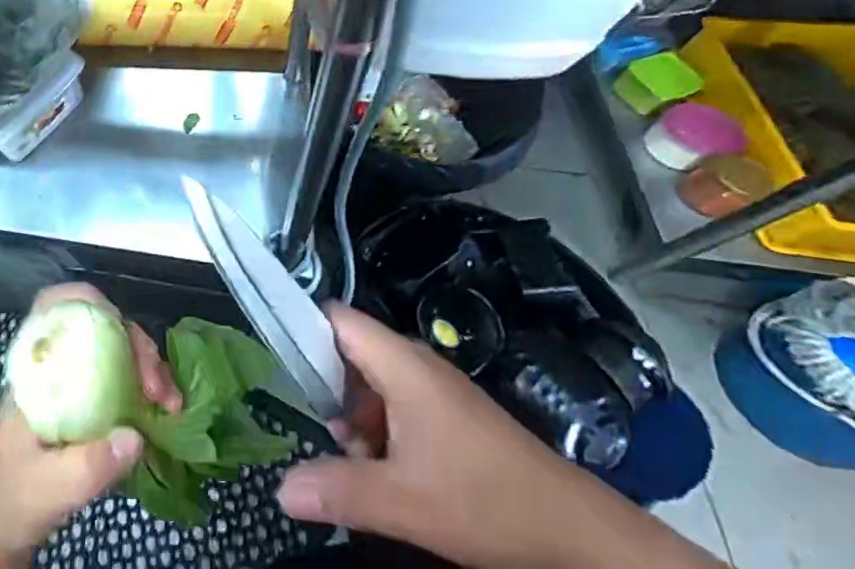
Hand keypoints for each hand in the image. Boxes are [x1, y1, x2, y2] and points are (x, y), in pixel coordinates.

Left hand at [0, 284, 180, 568]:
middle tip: (157, 389)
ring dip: (149, 367)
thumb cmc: (14, 497)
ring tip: (169, 403)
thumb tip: (135, 437)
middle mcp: (57, 364)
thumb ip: (86, 467)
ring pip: (118, 349)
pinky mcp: (92, 402)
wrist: (6, 526)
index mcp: (34, 369)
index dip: (87, 301)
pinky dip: (148, 387)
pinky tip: (163, 411)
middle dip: (135, 345)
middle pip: (100, 326)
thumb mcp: (47, 487)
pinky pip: (125, 378)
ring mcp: (76, 381)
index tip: (119, 327)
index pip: (54, 307)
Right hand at [275, 304, 723, 568]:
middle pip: (349, 352)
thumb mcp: (404, 502)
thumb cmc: (488, 502)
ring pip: (371, 384)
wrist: (579, 537)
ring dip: (354, 419)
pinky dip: (380, 433)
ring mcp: (435, 390)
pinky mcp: (449, 416)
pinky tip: (386, 475)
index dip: (301, 328)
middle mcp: (415, 365)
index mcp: (401, 363)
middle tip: (321, 433)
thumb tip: (279, 488)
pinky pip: (396, 406)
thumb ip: (337, 489)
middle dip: (327, 390)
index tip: (275, 361)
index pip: (336, 318)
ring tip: (354, 463)